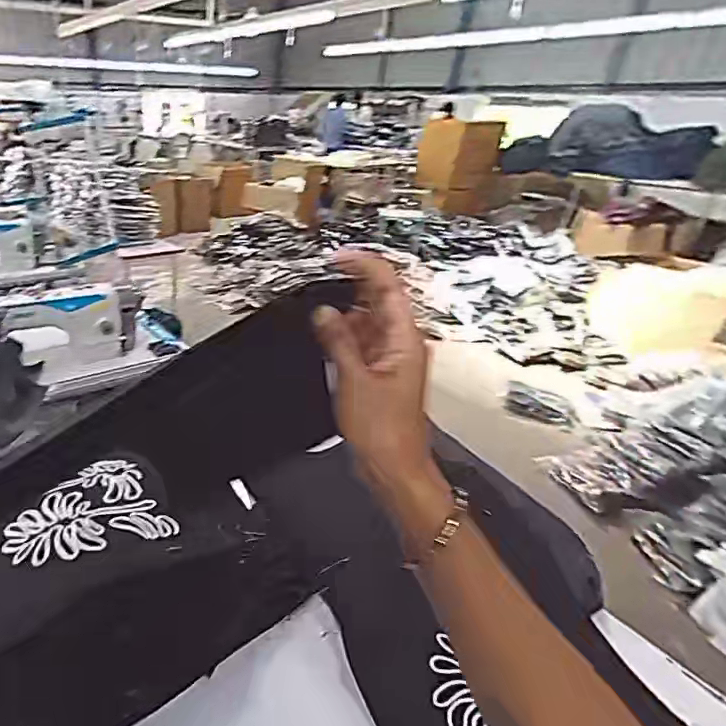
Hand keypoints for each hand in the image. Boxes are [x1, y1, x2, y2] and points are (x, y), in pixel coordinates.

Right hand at [313, 250, 454, 550]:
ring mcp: (392, 359)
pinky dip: (345, 339)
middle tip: (321, 285)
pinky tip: (328, 341)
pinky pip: (363, 345)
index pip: (388, 286)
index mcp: (406, 339)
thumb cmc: (385, 432)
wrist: (393, 466)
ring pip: (368, 323)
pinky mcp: (381, 374)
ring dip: (345, 318)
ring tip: (320, 321)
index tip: (338, 258)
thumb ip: (338, 341)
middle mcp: (403, 344)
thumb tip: (324, 314)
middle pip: (379, 302)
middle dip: (350, 291)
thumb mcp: (353, 380)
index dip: (364, 266)